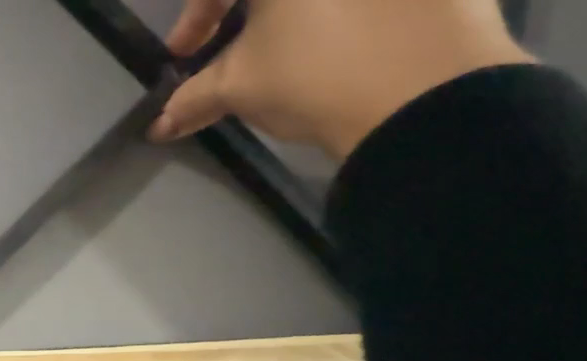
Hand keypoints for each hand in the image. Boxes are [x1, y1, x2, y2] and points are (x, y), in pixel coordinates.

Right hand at [150, 0, 534, 158]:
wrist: (425, 91)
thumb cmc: (314, 73)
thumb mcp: (240, 86)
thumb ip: (193, 97)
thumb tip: (161, 123)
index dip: (195, 18)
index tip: (186, 54)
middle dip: (247, 13)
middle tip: (238, 48)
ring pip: (319, 0)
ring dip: (298, 14)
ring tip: (291, 48)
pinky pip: (365, 3)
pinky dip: (348, 14)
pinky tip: (343, 41)